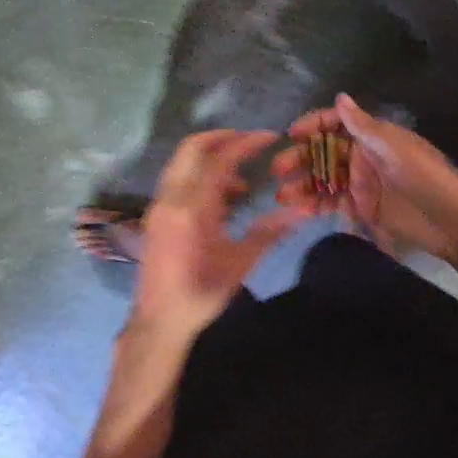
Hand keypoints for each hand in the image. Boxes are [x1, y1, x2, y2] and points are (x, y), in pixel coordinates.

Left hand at [131, 129, 305, 342]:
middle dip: (223, 139)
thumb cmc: (202, 293)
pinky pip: (177, 182)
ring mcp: (159, 206)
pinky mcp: (155, 217)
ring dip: (211, 161)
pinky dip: (199, 178)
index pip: (219, 160)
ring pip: (182, 164)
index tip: (270, 137)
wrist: (160, 320)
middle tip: (251, 142)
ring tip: (242, 184)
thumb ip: (269, 232)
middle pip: (192, 149)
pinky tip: (222, 202)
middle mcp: (170, 199)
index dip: (246, 143)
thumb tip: (302, 212)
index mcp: (192, 208)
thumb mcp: (240, 263)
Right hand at [274, 94, 457, 259]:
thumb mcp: (396, 150)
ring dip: (304, 186)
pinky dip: (317, 206)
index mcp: (374, 136)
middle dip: (301, 160)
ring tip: (283, 197)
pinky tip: (301, 211)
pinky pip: (335, 203)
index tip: (291, 135)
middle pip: (325, 153)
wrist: (454, 224)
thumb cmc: (428, 179)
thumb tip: (341, 97)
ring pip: (325, 180)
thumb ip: (364, 127)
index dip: (313, 126)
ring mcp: (364, 184)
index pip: (337, 123)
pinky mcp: (365, 209)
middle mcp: (365, 156)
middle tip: (279, 172)